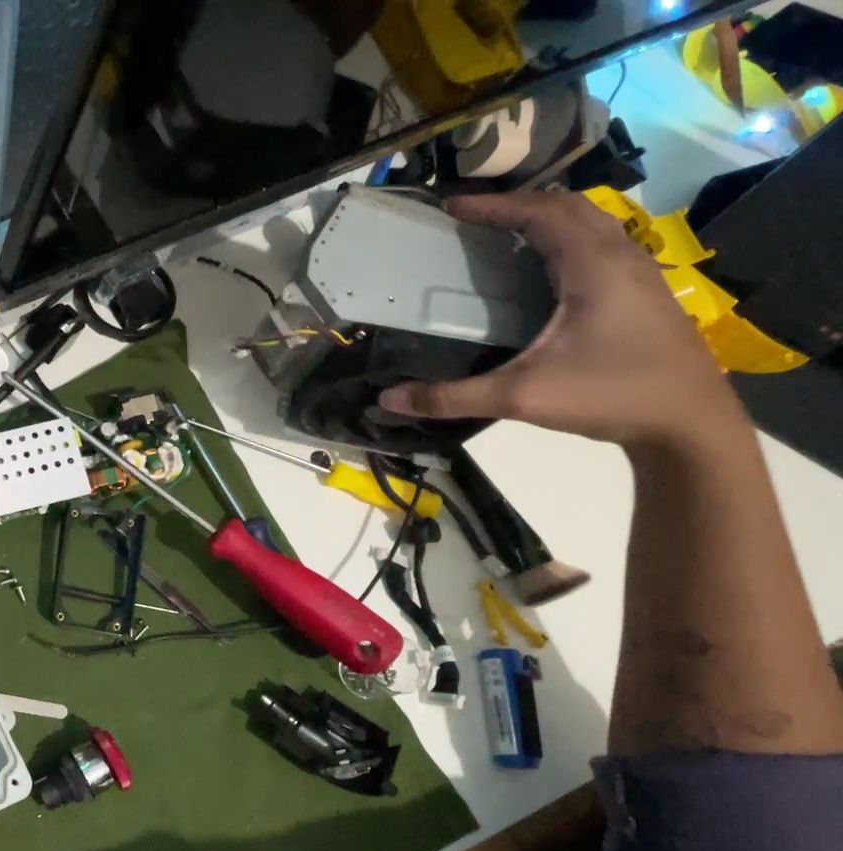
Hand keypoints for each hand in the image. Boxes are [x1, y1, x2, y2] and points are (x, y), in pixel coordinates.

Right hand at [376, 192, 748, 449]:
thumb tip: (388, 400)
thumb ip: (450, 397)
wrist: (687, 421)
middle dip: (518, 204)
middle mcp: (620, 257)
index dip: (494, 206)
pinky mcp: (641, 292)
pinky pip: (598, 246)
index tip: (451, 207)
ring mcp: (638, 273)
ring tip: (501, 235)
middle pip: (569, 207)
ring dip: (544, 219)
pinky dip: (562, 240)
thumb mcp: (520, 397)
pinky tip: (538, 270)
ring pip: (589, 224)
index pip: (541, 213)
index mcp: (593, 266)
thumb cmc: (608, 395)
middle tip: (472, 218)